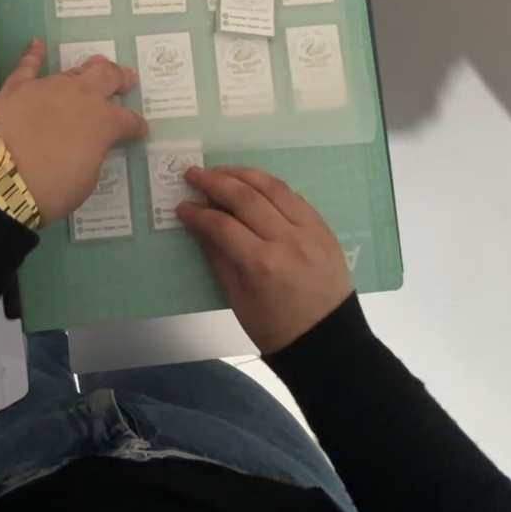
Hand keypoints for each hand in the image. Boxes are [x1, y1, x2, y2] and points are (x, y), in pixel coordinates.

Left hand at [0, 38, 148, 224]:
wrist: (2, 179)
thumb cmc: (52, 187)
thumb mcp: (87, 177)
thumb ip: (93, 152)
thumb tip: (89, 144)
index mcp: (103, 122)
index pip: (128, 120)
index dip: (135, 126)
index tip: (140, 130)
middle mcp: (80, 97)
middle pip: (107, 78)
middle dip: (120, 78)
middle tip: (127, 78)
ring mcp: (49, 88)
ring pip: (74, 71)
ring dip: (88, 69)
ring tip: (98, 64)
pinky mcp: (18, 88)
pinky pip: (28, 66)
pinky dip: (33, 54)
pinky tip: (37, 44)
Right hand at [179, 166, 352, 353]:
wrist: (328, 340)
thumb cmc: (275, 328)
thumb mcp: (237, 299)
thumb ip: (218, 257)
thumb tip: (199, 225)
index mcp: (262, 265)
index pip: (223, 226)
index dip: (198, 213)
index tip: (182, 206)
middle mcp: (287, 241)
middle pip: (246, 199)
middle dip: (215, 183)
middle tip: (193, 174)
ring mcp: (310, 231)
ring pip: (273, 188)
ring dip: (243, 174)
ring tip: (221, 171)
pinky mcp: (324, 228)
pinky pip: (294, 196)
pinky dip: (270, 185)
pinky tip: (252, 182)